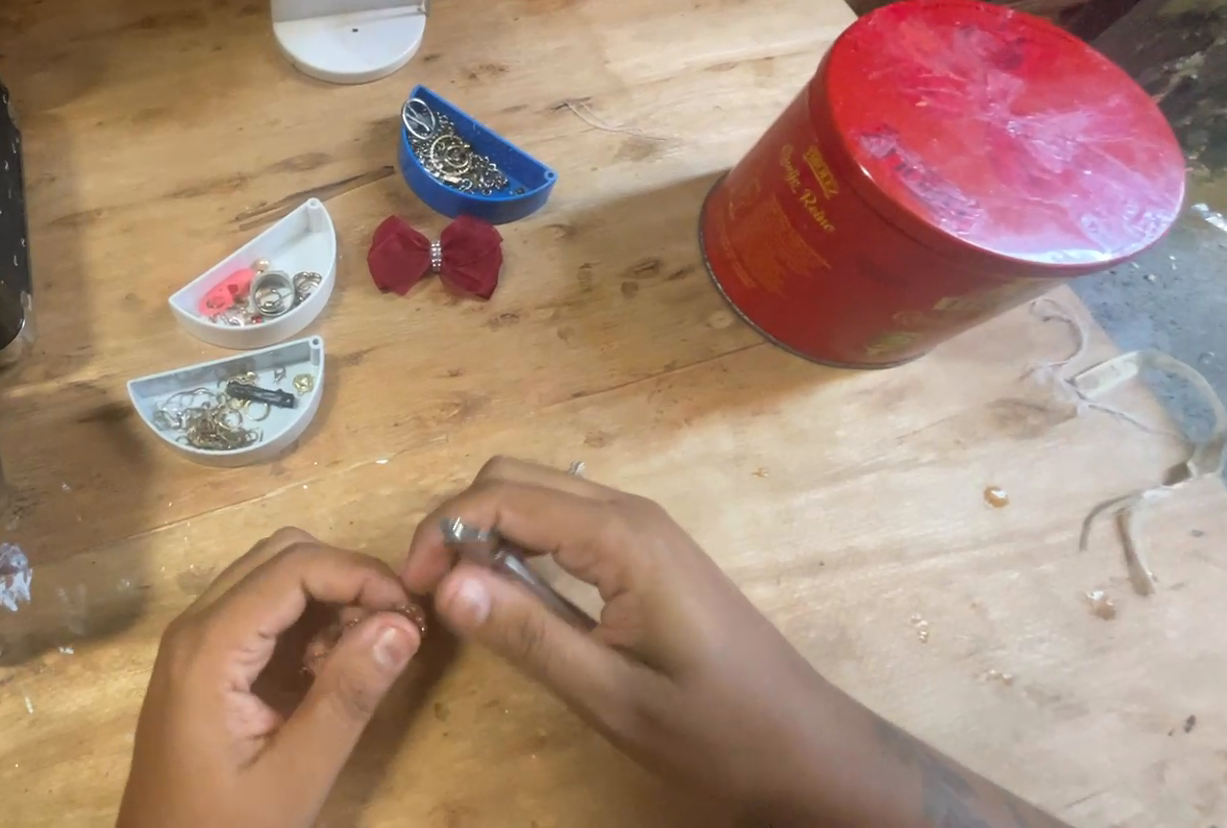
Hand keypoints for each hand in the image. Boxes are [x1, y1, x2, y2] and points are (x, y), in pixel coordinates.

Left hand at [118, 528, 423, 827]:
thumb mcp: (294, 778)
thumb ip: (346, 698)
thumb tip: (401, 623)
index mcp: (210, 645)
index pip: (294, 566)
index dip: (358, 574)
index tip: (408, 611)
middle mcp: (196, 621)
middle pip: (281, 553)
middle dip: (344, 576)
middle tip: (390, 626)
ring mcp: (195, 634)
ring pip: (270, 570)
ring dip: (325, 593)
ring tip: (359, 649)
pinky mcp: (203, 652)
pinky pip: (259, 602)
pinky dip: (303, 614)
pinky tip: (324, 663)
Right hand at [399, 457, 873, 820]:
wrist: (812, 751)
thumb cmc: (715, 732)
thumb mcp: (611, 697)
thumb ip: (525, 633)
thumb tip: (444, 584)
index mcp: (618, 537)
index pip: (502, 497)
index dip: (443, 530)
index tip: (414, 585)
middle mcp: (624, 509)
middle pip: (513, 475)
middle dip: (459, 518)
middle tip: (436, 584)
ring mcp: (636, 521)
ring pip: (534, 487)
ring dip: (486, 524)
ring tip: (465, 587)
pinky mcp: (639, 541)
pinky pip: (559, 513)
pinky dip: (518, 534)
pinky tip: (513, 583)